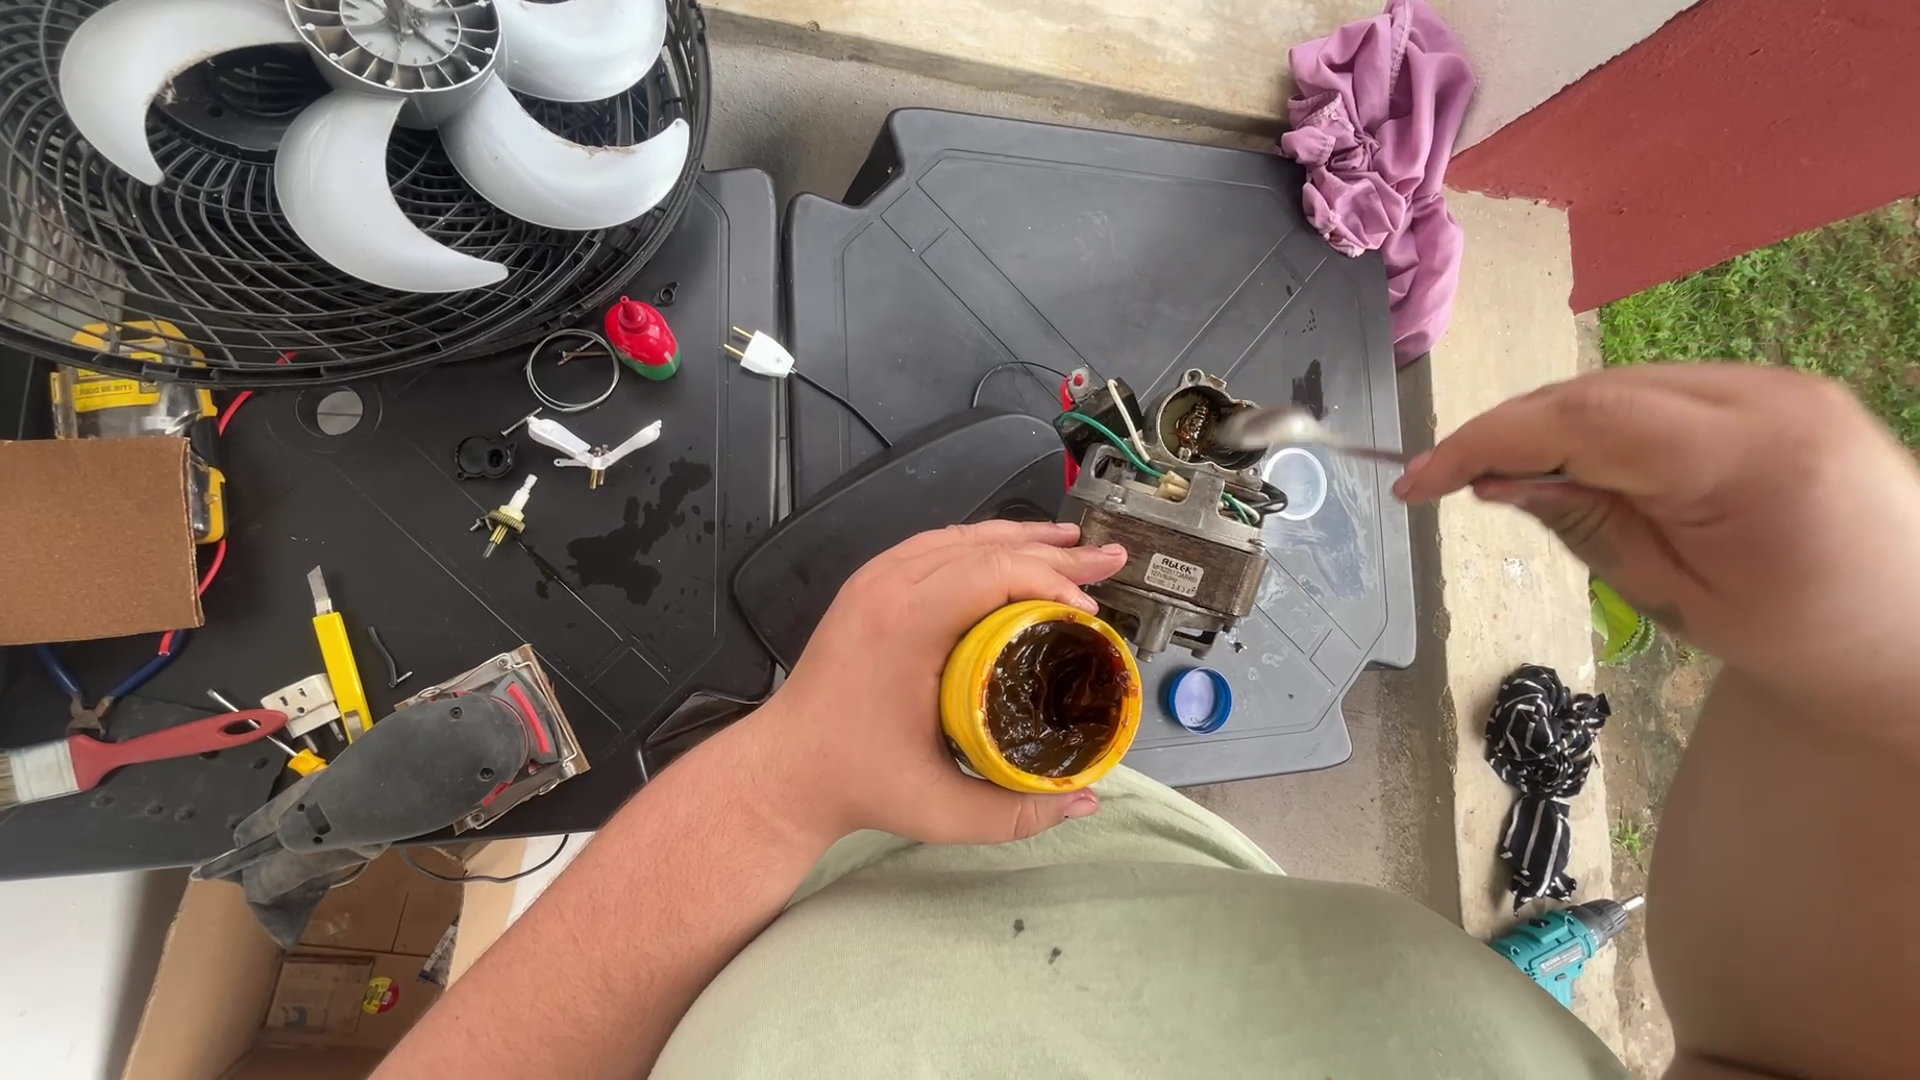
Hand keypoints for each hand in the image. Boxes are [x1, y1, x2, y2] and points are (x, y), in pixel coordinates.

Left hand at [740, 521, 1126, 846]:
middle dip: (1053, 552)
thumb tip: (1090, 798)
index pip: (992, 573)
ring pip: (960, 537)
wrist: (784, 768)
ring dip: (1020, 540)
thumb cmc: (858, 784)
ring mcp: (873, 579)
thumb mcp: (941, 810)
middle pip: (983, 547)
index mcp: (904, 626)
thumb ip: (1019, 813)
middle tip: (1109, 559)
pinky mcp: (869, 585)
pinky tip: (1011, 549)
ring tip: (1072, 543)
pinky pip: (936, 546)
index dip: (1050, 580)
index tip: (1088, 611)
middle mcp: (887, 586)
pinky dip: (982, 544)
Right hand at [1394, 363, 1919, 711]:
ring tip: (1494, 477)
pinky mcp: (1761, 389)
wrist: (1914, 630)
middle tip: (1440, 483)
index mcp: (1748, 457)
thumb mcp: (1666, 591)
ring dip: (1534, 428)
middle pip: (1585, 394)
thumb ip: (1578, 520)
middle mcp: (1763, 395)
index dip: (1479, 442)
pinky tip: (1557, 460)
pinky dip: (1578, 422)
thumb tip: (1492, 480)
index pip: (1577, 421)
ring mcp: (1767, 383)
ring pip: (1605, 386)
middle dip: (1499, 434)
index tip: (1413, 482)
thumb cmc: (1792, 633)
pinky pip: (1637, 393)